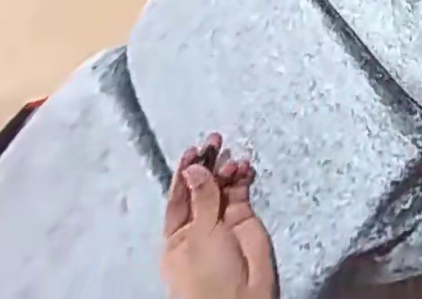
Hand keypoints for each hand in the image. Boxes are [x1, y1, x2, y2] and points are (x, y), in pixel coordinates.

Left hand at [161, 134, 277, 298]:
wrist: (240, 298)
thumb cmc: (207, 273)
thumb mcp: (200, 234)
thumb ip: (201, 198)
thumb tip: (194, 166)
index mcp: (176, 236)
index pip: (178, 198)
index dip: (185, 173)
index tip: (194, 149)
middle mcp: (198, 225)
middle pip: (201, 188)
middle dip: (207, 164)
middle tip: (216, 140)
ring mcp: (222, 221)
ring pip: (222, 186)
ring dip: (226, 169)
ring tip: (234, 160)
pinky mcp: (244, 217)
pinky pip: (241, 191)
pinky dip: (242, 177)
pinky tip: (245, 167)